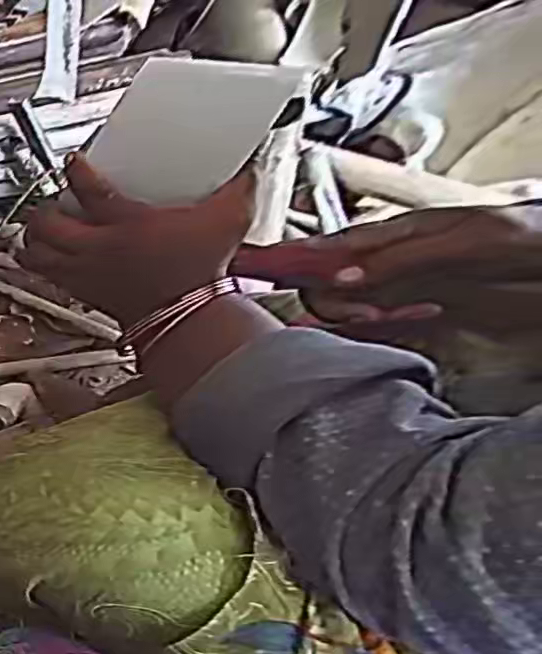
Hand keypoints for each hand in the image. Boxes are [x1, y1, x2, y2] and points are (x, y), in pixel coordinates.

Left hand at [23, 157, 257, 323]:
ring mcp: (80, 272)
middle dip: (40, 210)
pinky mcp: (75, 289)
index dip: (77, 174)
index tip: (71, 162)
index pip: (91, 194)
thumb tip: (249, 158)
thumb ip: (237, 182)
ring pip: (34, 254)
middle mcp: (95, 249)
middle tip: (47, 201)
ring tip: (34, 228)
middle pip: (45, 227)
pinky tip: (38, 254)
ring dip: (28, 239)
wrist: (181, 311)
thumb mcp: (229, 214)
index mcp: (128, 225)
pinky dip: (33, 262)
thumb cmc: (202, 267)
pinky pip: (40, 274)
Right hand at [231, 204, 541, 333]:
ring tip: (394, 314)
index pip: (314, 247)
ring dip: (356, 316)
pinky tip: (404, 318)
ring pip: (334, 306)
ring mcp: (389, 284)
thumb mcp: (474, 238)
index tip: (234, 270)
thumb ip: (400, 256)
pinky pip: (359, 323)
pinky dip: (369, 326)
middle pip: (315, 285)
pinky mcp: (402, 308)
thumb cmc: (539, 237)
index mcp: (389, 234)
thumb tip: (335, 277)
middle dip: (332, 302)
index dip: (272, 259)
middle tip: (367, 311)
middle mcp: (379, 260)